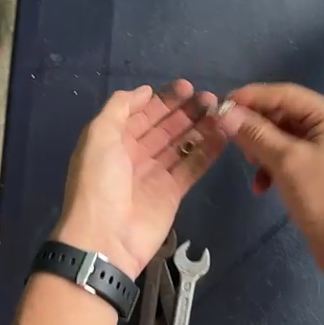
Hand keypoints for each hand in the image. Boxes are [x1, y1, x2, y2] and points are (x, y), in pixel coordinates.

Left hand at [54, 80, 224, 280]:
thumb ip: (119, 108)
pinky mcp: (173, 193)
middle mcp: (134, 154)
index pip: (142, 113)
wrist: (105, 237)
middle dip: (185, 111)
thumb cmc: (99, 182)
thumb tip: (144, 91)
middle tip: (210, 98)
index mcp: (114, 140)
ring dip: (200, 128)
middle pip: (164, 127)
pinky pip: (193, 166)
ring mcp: (155, 174)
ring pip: (181, 144)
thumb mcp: (99, 135)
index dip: (163, 99)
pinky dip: (208, 151)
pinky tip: (224, 134)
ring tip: (220, 112)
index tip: (187, 87)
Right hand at [214, 83, 323, 303]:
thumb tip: (225, 113)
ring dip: (263, 148)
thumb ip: (256, 134)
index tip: (221, 105)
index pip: (286, 93)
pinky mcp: (322, 173)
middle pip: (285, 114)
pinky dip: (273, 166)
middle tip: (230, 137)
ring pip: (285, 137)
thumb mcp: (286, 162)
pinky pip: (291, 158)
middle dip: (256, 125)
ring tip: (248, 164)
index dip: (252, 97)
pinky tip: (262, 185)